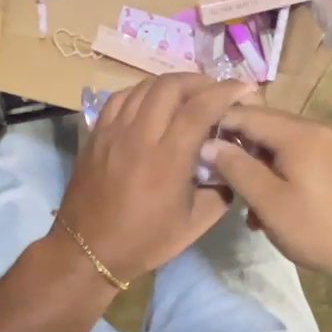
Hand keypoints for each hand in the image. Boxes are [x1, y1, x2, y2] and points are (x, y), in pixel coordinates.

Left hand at [54, 75, 257, 282]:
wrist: (88, 250)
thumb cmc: (145, 240)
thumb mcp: (195, 224)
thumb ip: (222, 190)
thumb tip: (233, 164)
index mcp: (168, 159)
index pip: (200, 108)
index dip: (225, 91)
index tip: (244, 88)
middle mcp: (139, 136)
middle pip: (170, 86)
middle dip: (199, 80)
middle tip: (214, 90)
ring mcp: (113, 131)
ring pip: (144, 87)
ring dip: (171, 83)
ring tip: (187, 93)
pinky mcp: (96, 133)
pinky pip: (120, 97)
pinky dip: (142, 92)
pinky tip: (153, 102)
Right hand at [199, 105, 331, 297]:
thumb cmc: (317, 231)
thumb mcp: (269, 203)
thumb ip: (236, 168)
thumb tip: (208, 143)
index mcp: (300, 132)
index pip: (247, 113)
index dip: (218, 127)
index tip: (198, 149)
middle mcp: (319, 128)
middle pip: (267, 126)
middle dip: (242, 150)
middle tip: (226, 182)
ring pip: (284, 143)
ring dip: (262, 166)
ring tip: (253, 206)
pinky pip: (303, 154)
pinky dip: (284, 171)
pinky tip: (279, 204)